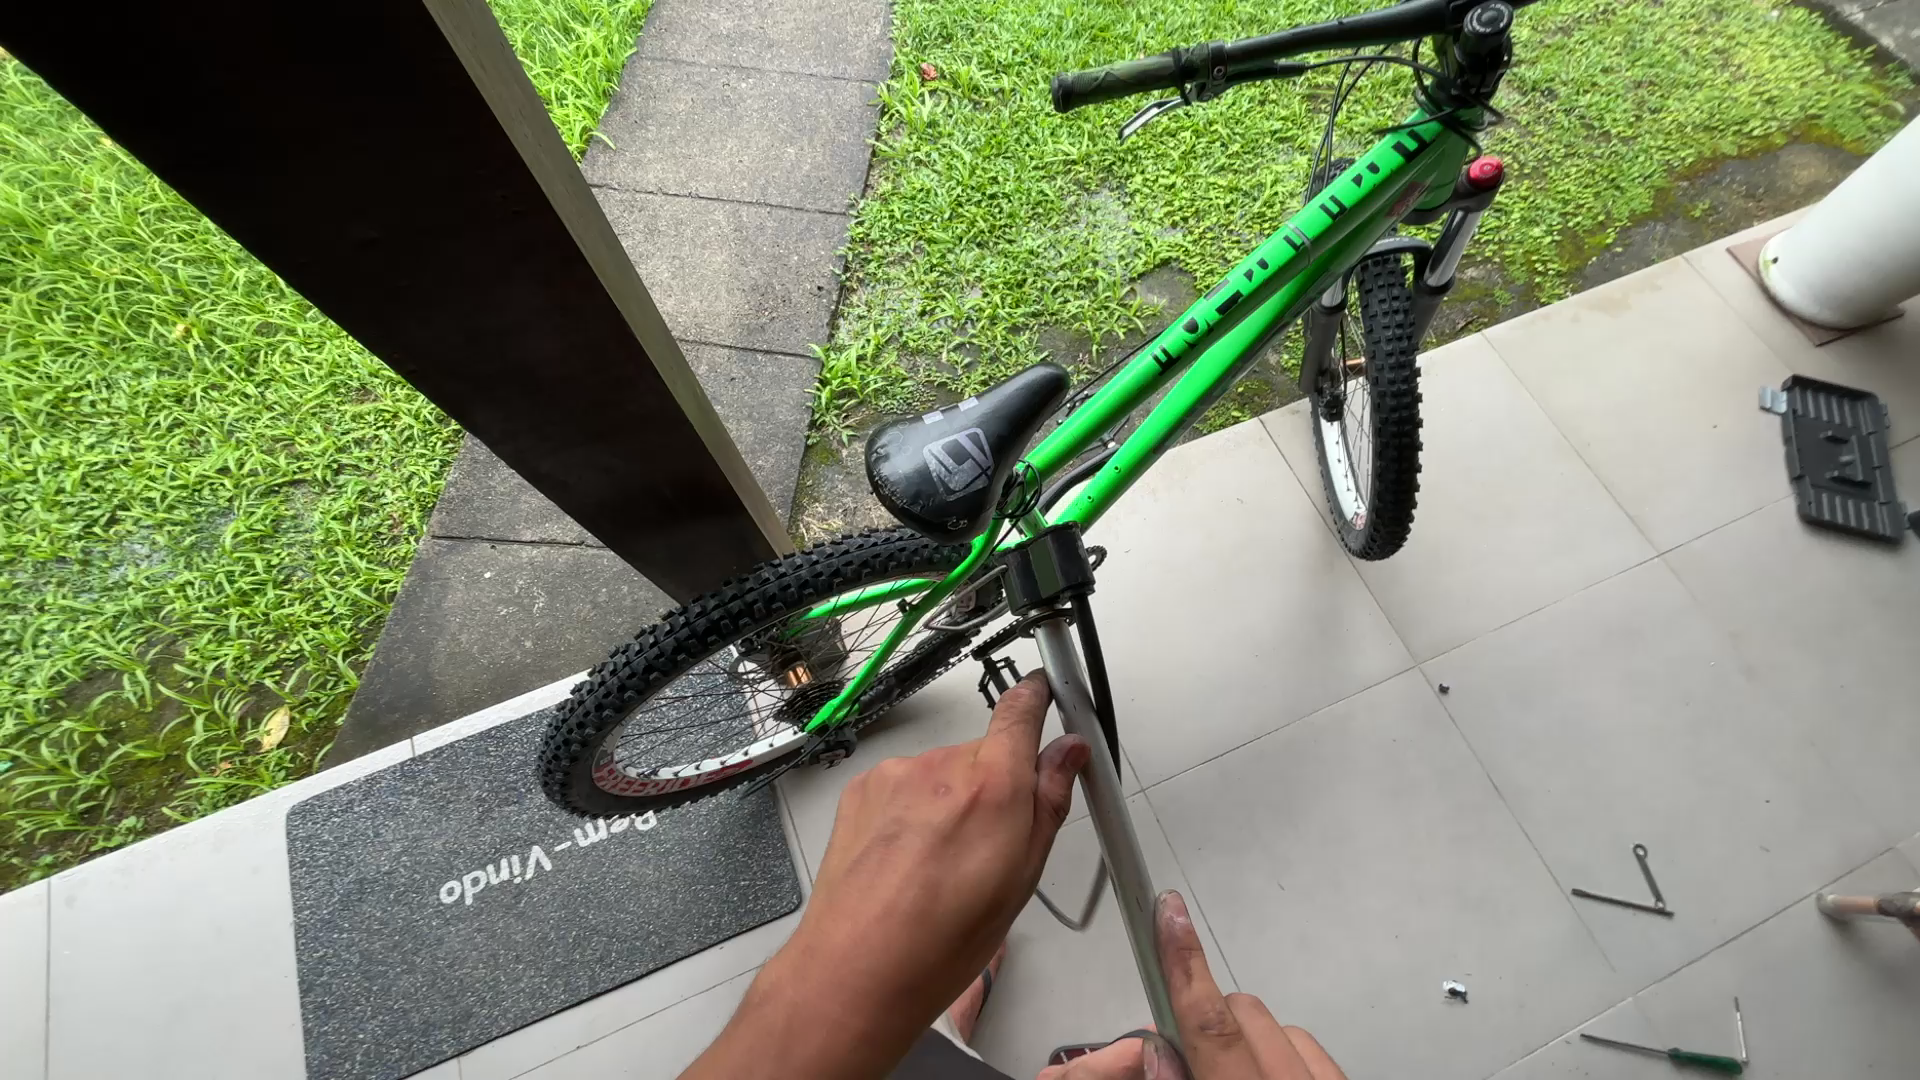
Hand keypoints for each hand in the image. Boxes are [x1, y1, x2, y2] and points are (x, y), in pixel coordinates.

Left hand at [684, 672, 1089, 1079]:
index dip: (1036, 694)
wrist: (856, 966)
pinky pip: (903, 782)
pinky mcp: (864, 784)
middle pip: (982, 753)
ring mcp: (898, 772)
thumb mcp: (1022, 876)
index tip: (1041, 689)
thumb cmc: (941, 940)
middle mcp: (944, 764)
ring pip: (941, 771)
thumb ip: (1048, 800)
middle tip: (985, 842)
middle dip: (990, 784)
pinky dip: (910, 808)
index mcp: (994, 784)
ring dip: (947, 800)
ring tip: (936, 863)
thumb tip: (1069, 753)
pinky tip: (905, 856)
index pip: (1020, 710)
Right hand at [1037, 892, 1346, 1079]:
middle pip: (1246, 1015)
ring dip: (1251, 1043)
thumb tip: (1159, 1047)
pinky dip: (1288, 1062)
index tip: (1168, 910)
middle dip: (1211, 1020)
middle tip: (1191, 1059)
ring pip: (1284, 1030)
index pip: (1214, 1029)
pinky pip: (1316, 1056)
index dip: (1185, 965)